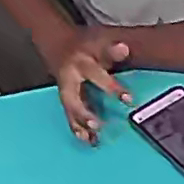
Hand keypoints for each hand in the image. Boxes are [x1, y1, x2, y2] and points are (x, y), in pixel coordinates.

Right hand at [42, 28, 132, 143]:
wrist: (55, 43)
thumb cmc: (82, 46)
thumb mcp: (97, 43)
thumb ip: (111, 51)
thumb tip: (125, 48)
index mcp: (79, 63)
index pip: (96, 75)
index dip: (112, 87)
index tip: (128, 99)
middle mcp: (69, 79)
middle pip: (72, 99)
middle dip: (83, 113)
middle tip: (96, 126)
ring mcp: (65, 91)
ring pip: (70, 110)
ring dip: (79, 126)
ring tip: (91, 139)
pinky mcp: (66, 100)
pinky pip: (70, 116)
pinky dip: (78, 129)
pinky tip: (87, 140)